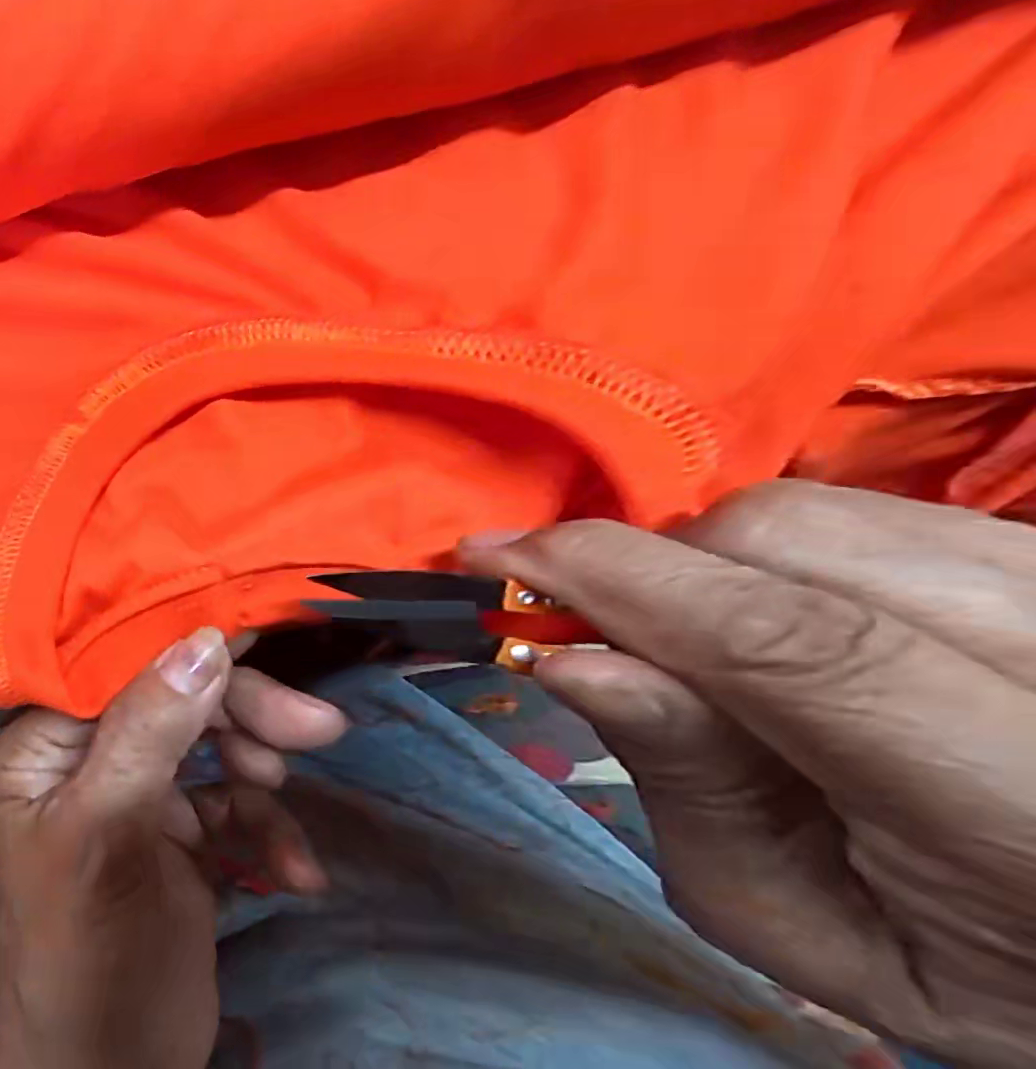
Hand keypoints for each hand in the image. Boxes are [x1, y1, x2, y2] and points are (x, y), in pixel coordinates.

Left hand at [0, 627, 347, 1068]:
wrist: (109, 1068)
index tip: (257, 633)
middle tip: (315, 727)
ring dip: (258, 768)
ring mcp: (139, 789)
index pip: (116, 666)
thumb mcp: (106, 829)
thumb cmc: (80, 945)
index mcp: (45, 741)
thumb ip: (149, 730)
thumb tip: (204, 640)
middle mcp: (89, 753)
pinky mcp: (182, 829)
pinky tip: (293, 872)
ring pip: (212, 742)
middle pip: (175, 699)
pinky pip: (234, 801)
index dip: (183, 646)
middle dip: (243, 711)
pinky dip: (267, 827)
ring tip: (278, 795)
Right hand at [461, 481, 1035, 1067]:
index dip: (616, 580)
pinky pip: (864, 509)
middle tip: (586, 620)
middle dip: (645, 567)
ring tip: (693, 636)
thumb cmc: (943, 962)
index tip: (489, 556)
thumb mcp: (788, 915)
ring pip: (823, 509)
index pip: (789, 645)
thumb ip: (687, 783)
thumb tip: (564, 661)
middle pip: (793, 541)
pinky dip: (765, 552)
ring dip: (701, 560)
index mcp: (1025, 808)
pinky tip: (771, 616)